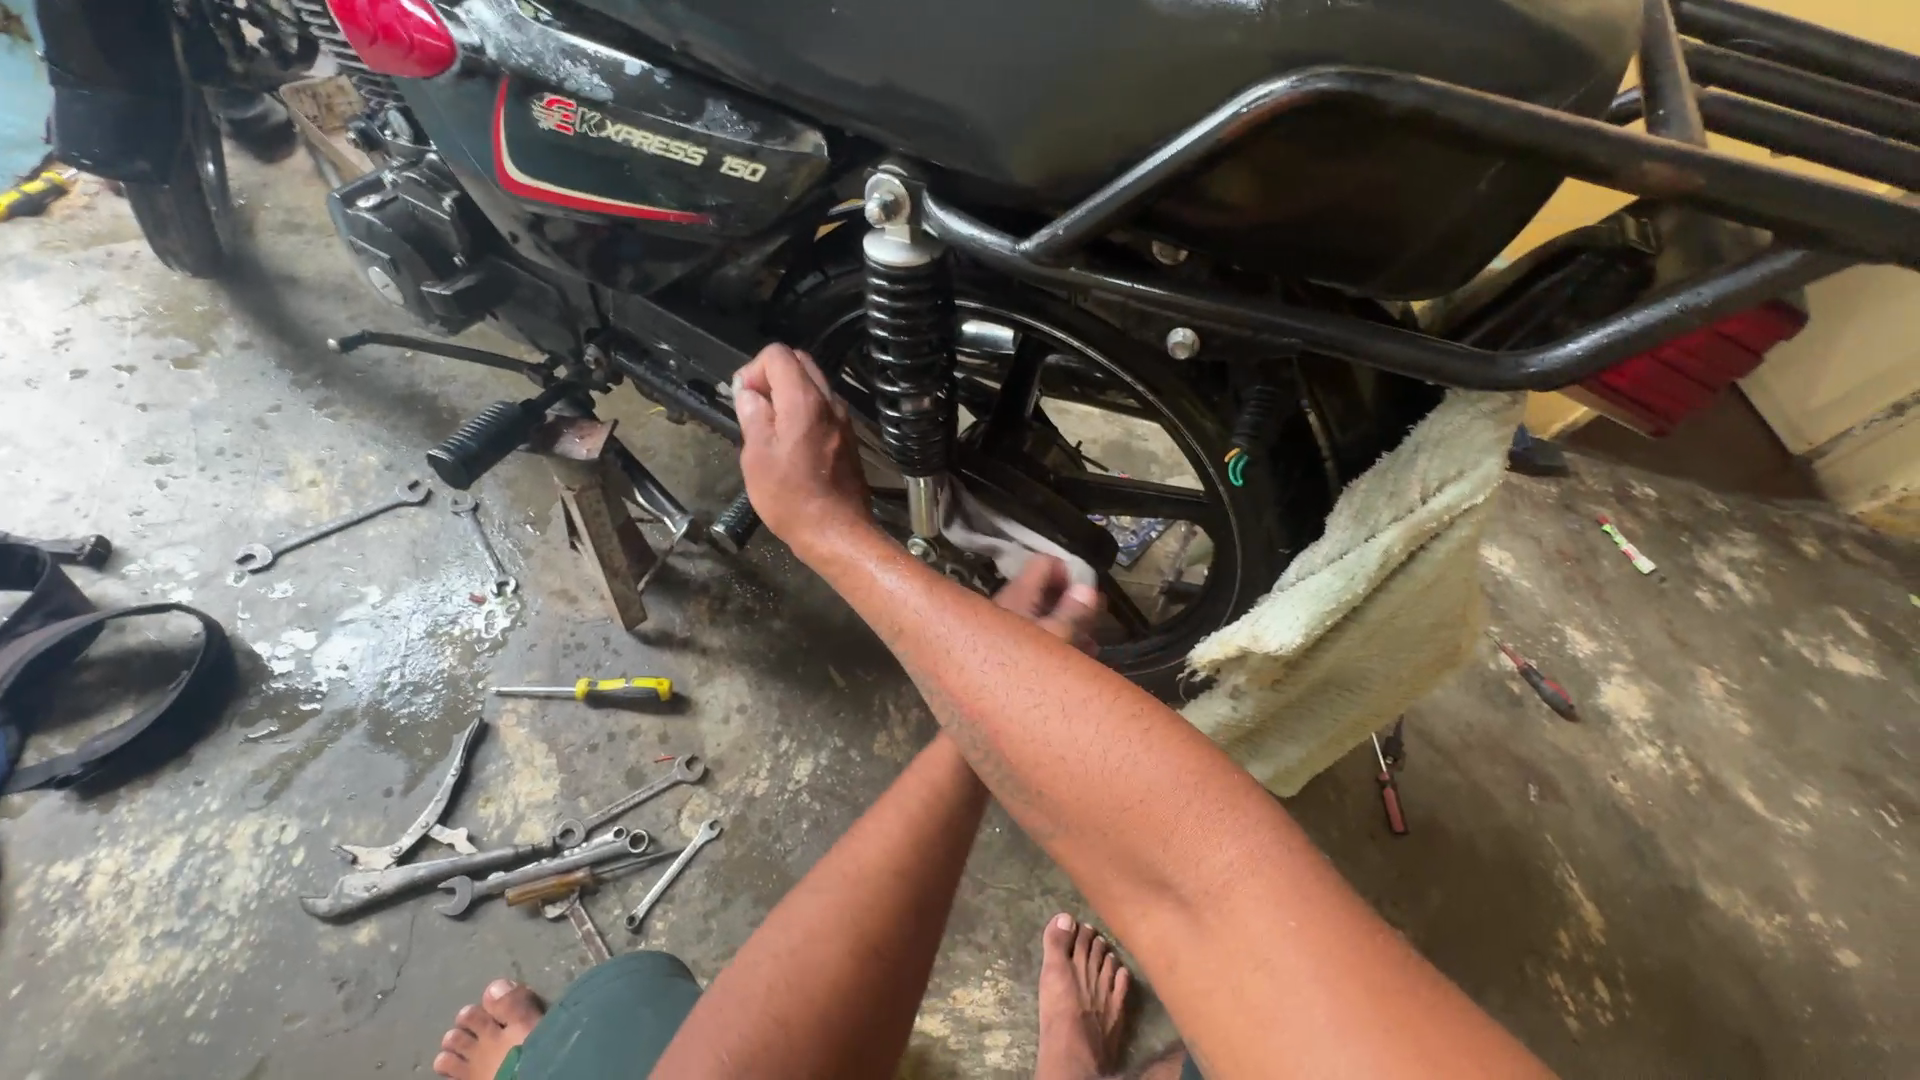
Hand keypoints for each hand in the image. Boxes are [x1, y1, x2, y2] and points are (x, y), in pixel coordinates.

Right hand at [735, 343, 873, 557]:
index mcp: (805, 401)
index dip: (753, 370)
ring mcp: (843, 420)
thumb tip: (748, 393)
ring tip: (769, 429)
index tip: (743, 400)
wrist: (838, 532)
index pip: (778, 354)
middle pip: (799, 363)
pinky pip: (823, 408)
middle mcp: (830, 402)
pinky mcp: (848, 437)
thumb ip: (752, 416)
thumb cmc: (791, 499)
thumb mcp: (757, 457)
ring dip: (787, 395)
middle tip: (754, 410)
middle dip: (770, 377)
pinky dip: (803, 412)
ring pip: (813, 385)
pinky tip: (790, 443)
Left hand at [992, 556, 1103, 654]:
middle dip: (1075, 604)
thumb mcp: (1056, 637)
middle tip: (1094, 622)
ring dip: (1071, 626)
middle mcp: (1012, 604)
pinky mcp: (1009, 647)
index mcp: (1020, 593)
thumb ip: (1074, 612)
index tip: (1087, 592)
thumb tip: (1087, 587)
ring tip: (1090, 647)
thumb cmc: (1020, 662)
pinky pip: (1038, 635)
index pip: (1045, 563)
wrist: (985, 701)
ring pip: (1046, 615)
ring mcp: (1009, 626)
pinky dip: (1058, 642)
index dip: (1068, 571)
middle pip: (1049, 590)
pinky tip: (1074, 659)